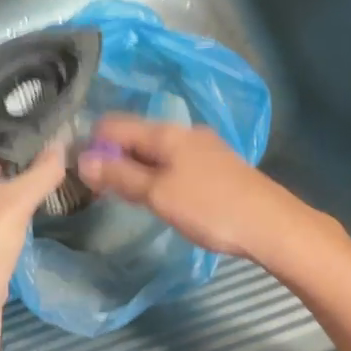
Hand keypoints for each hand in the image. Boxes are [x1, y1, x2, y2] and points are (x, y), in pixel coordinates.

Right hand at [77, 115, 321, 262]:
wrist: (271, 225)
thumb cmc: (210, 209)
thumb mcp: (158, 194)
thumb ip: (120, 175)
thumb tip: (83, 158)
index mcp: (167, 133)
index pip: (114, 124)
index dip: (92, 144)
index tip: (79, 174)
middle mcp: (184, 132)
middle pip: (135, 137)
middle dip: (113, 157)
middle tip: (97, 191)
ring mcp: (203, 149)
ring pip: (155, 152)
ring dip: (135, 169)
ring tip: (125, 198)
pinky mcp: (216, 168)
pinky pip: (173, 164)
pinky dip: (157, 176)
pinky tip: (159, 199)